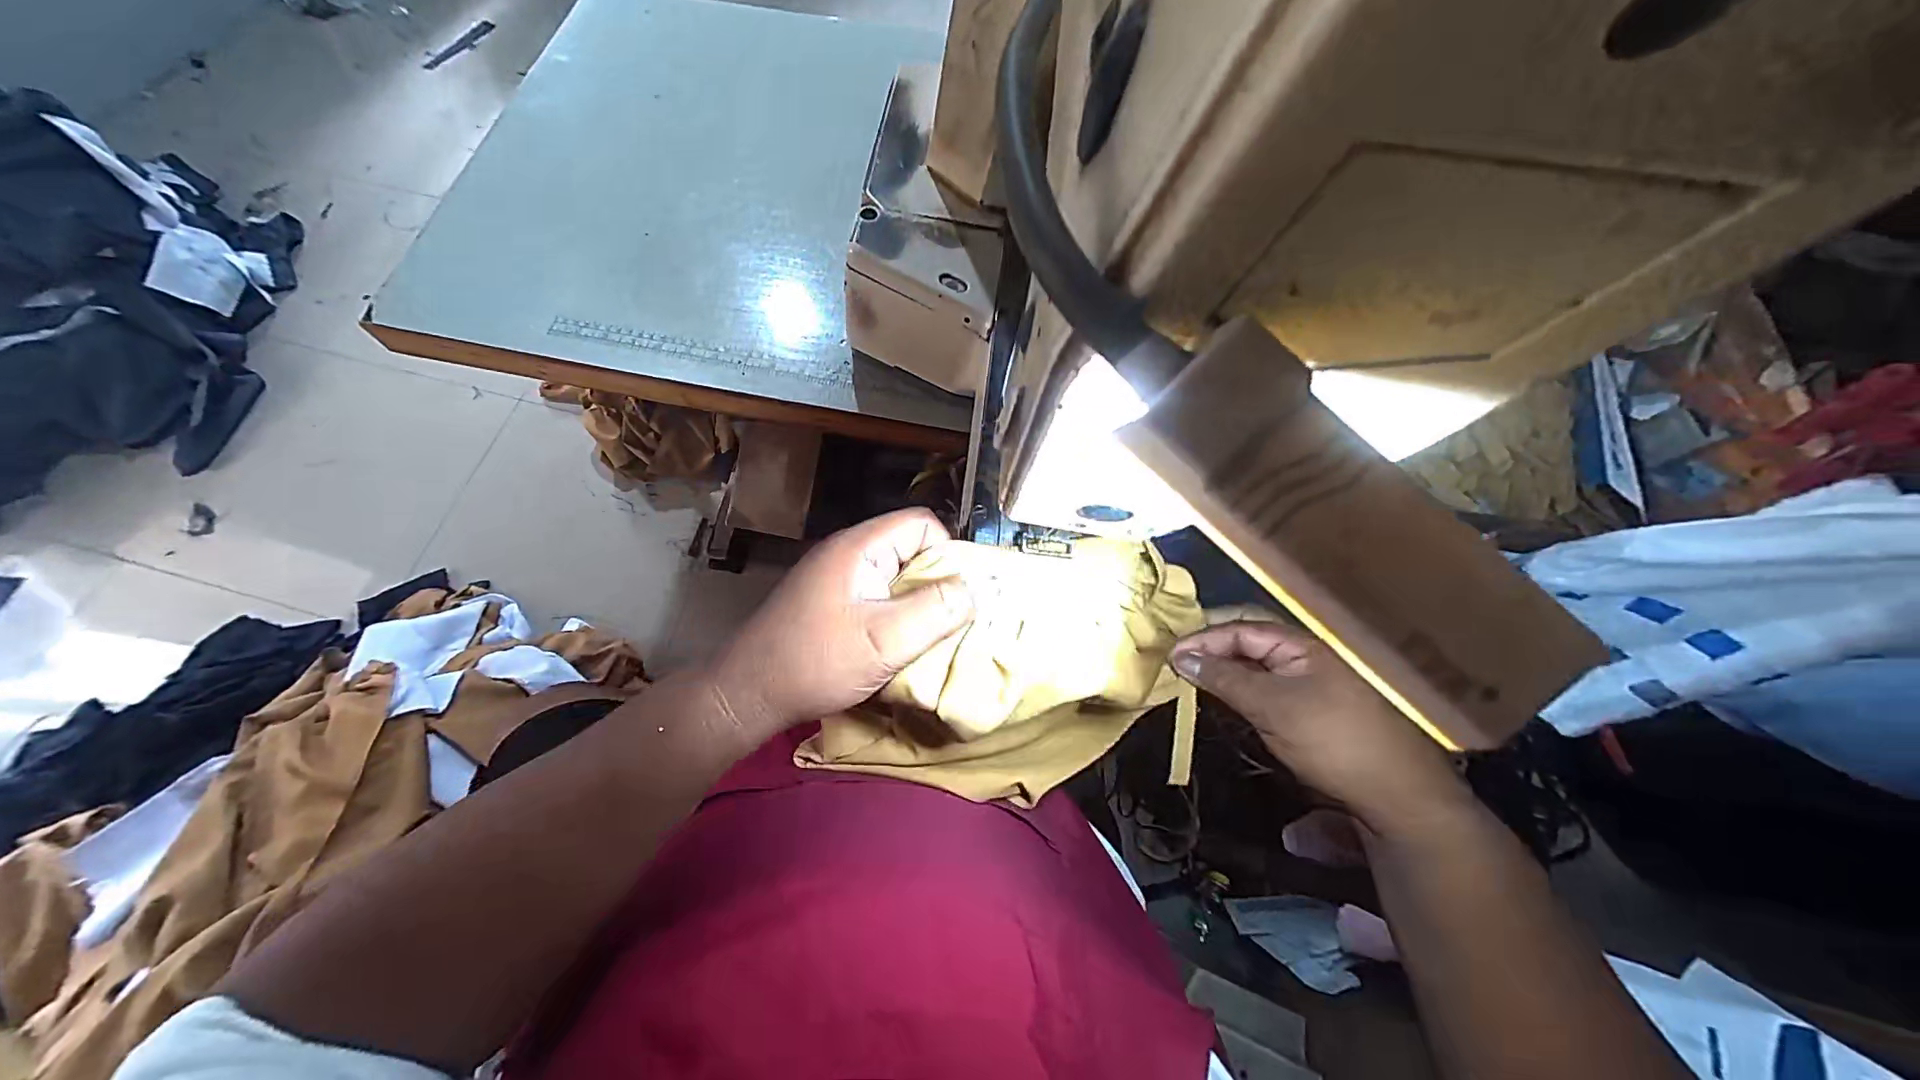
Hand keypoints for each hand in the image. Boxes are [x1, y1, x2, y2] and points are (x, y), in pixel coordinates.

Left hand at [704, 508, 973, 737]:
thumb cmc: (815, 663)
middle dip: (935, 586)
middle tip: (944, 627)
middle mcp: (848, 553)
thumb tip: (973, 590)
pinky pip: (877, 597)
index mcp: (860, 548)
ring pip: (896, 578)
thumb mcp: (884, 641)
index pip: (922, 524)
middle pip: (912, 551)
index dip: (947, 555)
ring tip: (920, 642)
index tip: (953, 599)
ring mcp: (836, 578)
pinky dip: (893, 619)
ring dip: (915, 608)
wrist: (747, 694)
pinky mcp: (829, 602)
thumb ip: (934, 611)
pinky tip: (892, 649)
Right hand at [1170, 621, 1471, 836]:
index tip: (1170, 657)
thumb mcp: (1271, 705)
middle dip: (1211, 650)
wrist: (1395, 794)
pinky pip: (1264, 690)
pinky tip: (1224, 702)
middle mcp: (1303, 658)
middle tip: (1176, 666)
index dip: (1203, 638)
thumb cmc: (1330, 739)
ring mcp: (1308, 685)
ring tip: (1191, 681)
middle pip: (1247, 643)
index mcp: (1298, 645)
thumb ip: (1225, 678)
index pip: (1240, 627)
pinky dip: (1238, 691)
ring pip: (1254, 668)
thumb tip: (1182, 657)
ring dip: (1222, 671)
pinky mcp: (1309, 712)